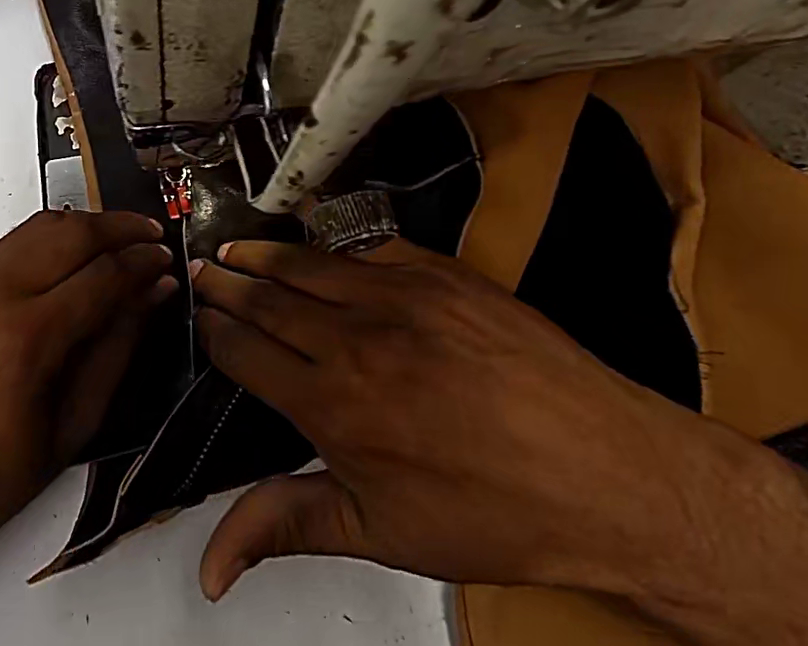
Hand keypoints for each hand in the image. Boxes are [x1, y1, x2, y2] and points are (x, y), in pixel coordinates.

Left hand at [0, 209, 177, 590]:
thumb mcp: (69, 428)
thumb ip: (115, 350)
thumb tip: (146, 299)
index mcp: (25, 341)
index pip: (103, 274)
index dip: (143, 262)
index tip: (163, 262)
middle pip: (72, 232)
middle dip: (121, 227)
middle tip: (150, 237)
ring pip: (38, 226)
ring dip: (86, 224)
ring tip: (118, 237)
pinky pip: (9, 245)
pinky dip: (49, 238)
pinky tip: (70, 254)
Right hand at [189, 238, 740, 600]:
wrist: (607, 471)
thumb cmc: (495, 511)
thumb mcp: (381, 533)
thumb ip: (284, 526)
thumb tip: (208, 568)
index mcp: (332, 405)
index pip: (245, 352)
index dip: (215, 331)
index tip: (200, 317)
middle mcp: (354, 340)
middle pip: (267, 299)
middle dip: (227, 283)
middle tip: (203, 268)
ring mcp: (398, 297)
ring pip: (308, 264)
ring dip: (266, 255)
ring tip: (238, 248)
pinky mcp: (440, 273)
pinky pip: (368, 246)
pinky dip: (331, 242)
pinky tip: (316, 240)